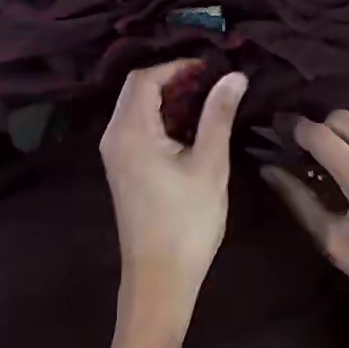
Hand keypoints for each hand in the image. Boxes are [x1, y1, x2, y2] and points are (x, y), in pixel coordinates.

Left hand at [99, 61, 247, 325]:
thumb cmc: (186, 221)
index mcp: (130, 131)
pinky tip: (191, 127)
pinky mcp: (122, 168)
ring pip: (137, 108)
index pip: (145, 78)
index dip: (177, 67)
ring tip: (207, 101)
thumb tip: (234, 76)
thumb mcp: (210, 163)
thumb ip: (218, 115)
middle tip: (212, 82)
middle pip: (137, 89)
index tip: (211, 69)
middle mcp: (114, 136)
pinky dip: (162, 117)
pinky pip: (138, 127)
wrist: (159, 280)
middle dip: (173, 79)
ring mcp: (115, 154)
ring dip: (168, 98)